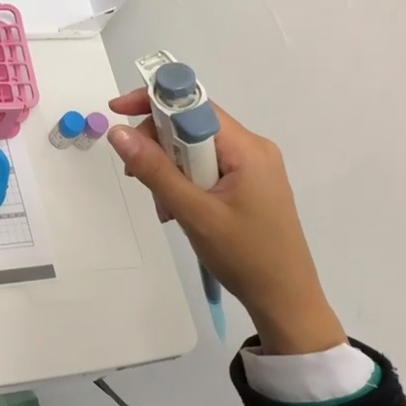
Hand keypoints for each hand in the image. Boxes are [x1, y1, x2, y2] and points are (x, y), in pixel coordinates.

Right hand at [107, 89, 345, 354]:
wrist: (288, 304)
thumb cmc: (245, 257)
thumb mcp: (193, 213)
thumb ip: (155, 169)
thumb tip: (118, 131)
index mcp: (247, 148)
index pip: (192, 104)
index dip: (153, 101)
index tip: (117, 111)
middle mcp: (253, 148)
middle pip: (190, 125)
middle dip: (158, 146)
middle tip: (137, 177)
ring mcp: (254, 167)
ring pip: (195, 148)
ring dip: (170, 170)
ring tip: (164, 207)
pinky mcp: (251, 184)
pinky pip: (207, 166)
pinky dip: (186, 181)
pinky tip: (179, 210)